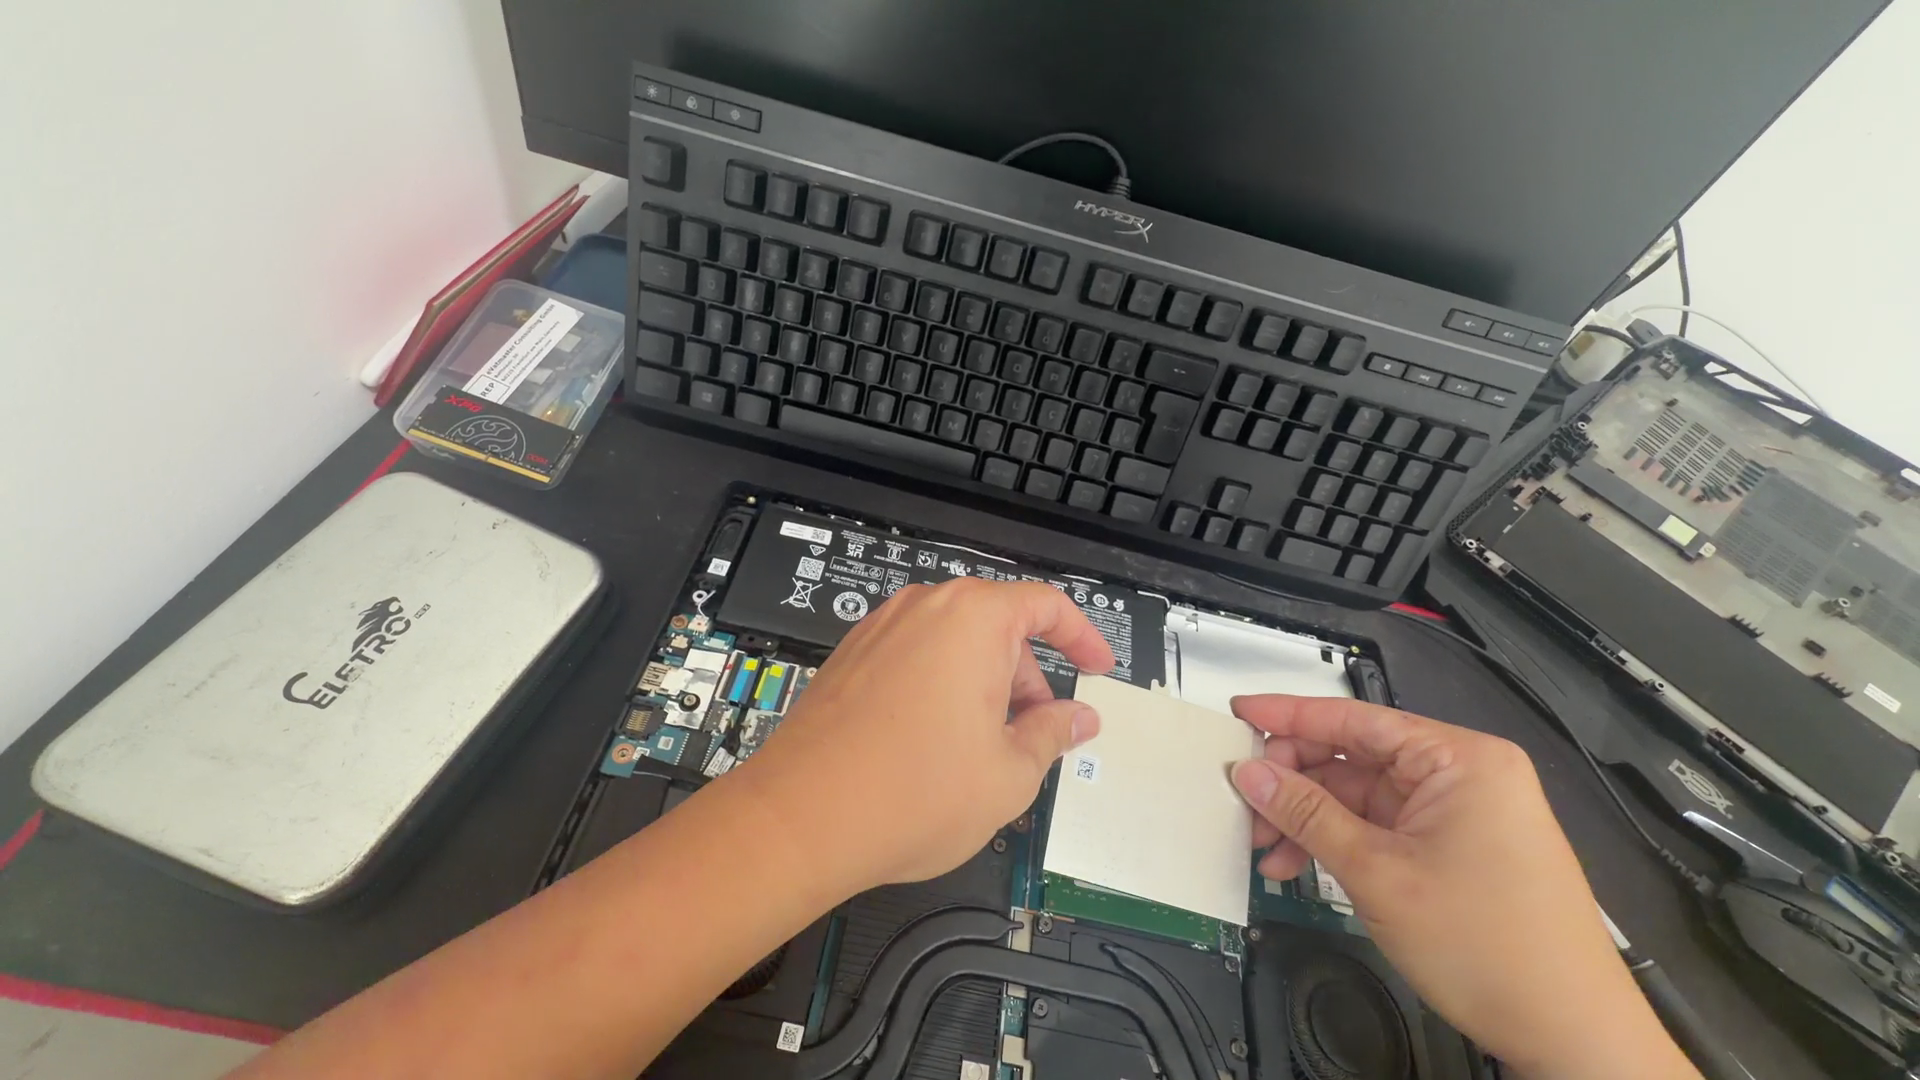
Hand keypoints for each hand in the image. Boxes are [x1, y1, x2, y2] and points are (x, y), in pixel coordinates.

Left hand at [725, 578, 1115, 893]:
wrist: (800, 818)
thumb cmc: (916, 792)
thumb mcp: (1009, 772)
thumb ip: (1054, 734)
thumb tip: (1080, 718)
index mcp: (973, 617)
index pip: (1045, 605)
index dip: (1081, 637)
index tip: (1097, 669)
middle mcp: (924, 607)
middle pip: (997, 627)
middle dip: (1025, 678)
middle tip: (1034, 737)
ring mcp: (879, 628)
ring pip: (954, 645)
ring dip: (982, 687)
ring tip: (980, 751)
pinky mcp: (849, 656)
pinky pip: (914, 658)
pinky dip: (940, 688)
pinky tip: (933, 744)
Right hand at [1228, 696, 1698, 1079]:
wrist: (1571, 1039)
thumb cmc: (1492, 948)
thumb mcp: (1377, 872)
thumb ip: (1306, 813)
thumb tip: (1250, 772)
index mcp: (1460, 760)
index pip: (1356, 718)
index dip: (1289, 715)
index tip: (1240, 712)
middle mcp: (1462, 775)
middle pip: (1353, 757)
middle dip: (1294, 783)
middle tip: (1246, 801)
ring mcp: (1456, 812)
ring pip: (1357, 796)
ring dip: (1308, 819)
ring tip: (1267, 849)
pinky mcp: (1450, 845)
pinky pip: (1376, 826)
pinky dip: (1336, 842)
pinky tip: (1299, 865)